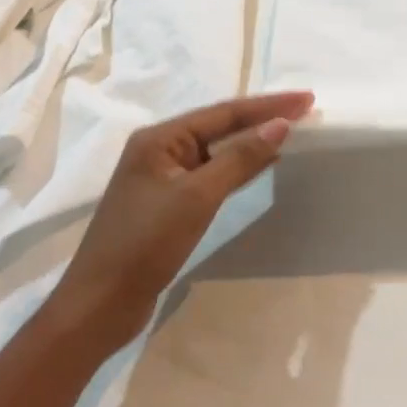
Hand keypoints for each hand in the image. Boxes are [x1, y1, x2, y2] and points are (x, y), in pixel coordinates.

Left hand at [45, 91, 315, 347]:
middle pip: (222, 125)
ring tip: (293, 131)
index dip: (269, 105)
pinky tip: (264, 163)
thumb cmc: (144, 245)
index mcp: (160, 140)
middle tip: (306, 110)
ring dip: (255, 140)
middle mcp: (160, 150)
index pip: (225, 112)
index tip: (307, 99)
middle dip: (264, 117)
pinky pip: (213, 172)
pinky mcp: (169, 203)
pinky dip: (241, 165)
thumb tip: (281, 126)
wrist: (99, 308)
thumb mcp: (197, 197)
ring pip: (219, 149)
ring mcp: (163, 177)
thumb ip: (241, 158)